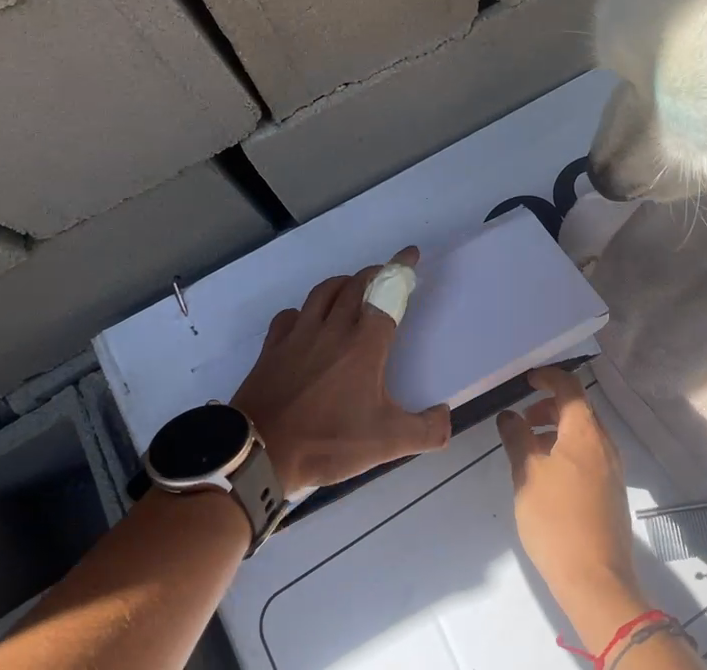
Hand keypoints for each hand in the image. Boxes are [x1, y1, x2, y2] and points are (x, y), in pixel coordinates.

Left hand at [230, 248, 451, 492]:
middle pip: (355, 286)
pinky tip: (308, 321)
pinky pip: (291, 314)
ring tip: (352, 288)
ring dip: (342, 283)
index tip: (410, 255)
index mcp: (363, 345)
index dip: (401, 271)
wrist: (259, 451)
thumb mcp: (386, 443)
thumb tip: (446, 416)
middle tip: (386, 274)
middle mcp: (332, 329)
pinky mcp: (273, 347)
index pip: (387, 295)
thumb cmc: (326, 442)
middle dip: (374, 273)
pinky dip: (305, 310)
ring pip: (323, 292)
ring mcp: (299, 335)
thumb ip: (425, 430)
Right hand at [496, 366, 638, 600]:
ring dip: (558, 431)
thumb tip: (510, 415)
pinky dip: (568, 451)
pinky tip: (548, 477)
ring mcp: (613, 470)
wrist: (596, 579)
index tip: (527, 379)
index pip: (570, 388)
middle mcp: (605, 445)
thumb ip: (518, 439)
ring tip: (530, 450)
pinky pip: (589, 456)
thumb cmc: (556, 521)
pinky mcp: (612, 493)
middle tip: (522, 420)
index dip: (548, 378)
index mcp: (585, 433)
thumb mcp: (527, 476)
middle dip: (550, 407)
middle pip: (579, 411)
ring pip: (584, 435)